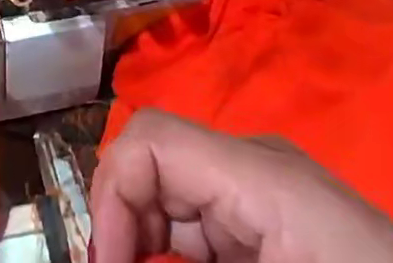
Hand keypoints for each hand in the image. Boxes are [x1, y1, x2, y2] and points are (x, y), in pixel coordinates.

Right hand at [88, 110, 392, 262]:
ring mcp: (273, 195)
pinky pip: (207, 226)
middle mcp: (259, 167)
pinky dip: (180, 254)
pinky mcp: (282, 226)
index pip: (149, 141)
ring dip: (149, 242)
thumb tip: (109, 262)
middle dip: (125, 224)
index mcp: (262, 174)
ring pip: (176, 198)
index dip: (109, 195)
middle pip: (155, 166)